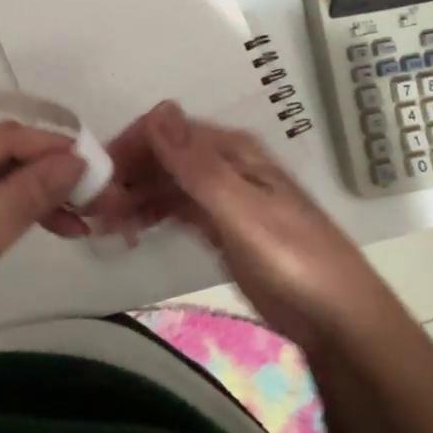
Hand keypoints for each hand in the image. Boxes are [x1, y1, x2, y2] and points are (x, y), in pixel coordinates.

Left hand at [0, 122, 85, 368]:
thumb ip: (21, 198)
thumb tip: (75, 161)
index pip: (0, 137)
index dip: (50, 147)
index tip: (99, 165)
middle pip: (2, 154)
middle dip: (50, 172)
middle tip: (99, 196)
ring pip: (0, 177)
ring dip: (41, 194)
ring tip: (87, 217)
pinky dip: (22, 211)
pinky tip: (58, 225)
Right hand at [100, 101, 364, 351]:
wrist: (339, 323)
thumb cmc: (293, 261)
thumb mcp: (241, 211)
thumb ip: (197, 165)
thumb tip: (158, 108)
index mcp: (233, 151)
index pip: (166, 130)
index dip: (128, 147)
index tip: (94, 178)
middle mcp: (226, 165)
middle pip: (163, 156)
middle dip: (125, 175)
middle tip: (92, 211)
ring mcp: (224, 198)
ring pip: (166, 184)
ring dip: (133, 197)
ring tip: (102, 224)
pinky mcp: (223, 230)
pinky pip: (176, 210)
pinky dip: (151, 216)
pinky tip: (128, 231)